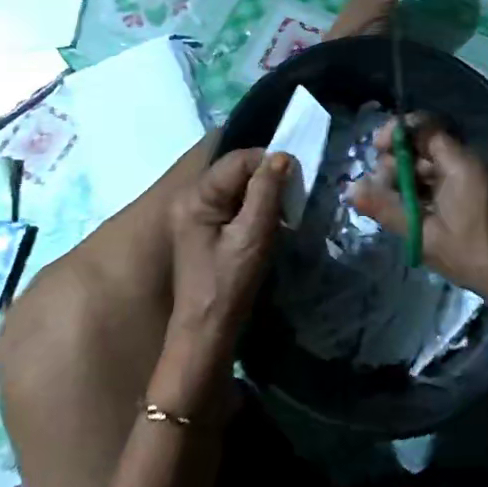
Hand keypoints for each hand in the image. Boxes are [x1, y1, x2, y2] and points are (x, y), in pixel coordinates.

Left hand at [167, 147, 288, 350]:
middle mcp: (192, 196)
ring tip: (284, 209)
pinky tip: (271, 221)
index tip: (295, 181)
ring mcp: (197, 211)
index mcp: (197, 196)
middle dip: (268, 177)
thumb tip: (282, 156)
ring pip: (240, 184)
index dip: (270, 163)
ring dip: (265, 191)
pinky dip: (257, 205)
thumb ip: (266, 192)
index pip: (240, 159)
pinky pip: (237, 200)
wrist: (207, 331)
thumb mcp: (253, 235)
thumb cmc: (229, 284)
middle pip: (239, 168)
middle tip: (292, 195)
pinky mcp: (207, 225)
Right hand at [349, 115, 487, 300]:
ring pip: (430, 163)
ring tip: (386, 199)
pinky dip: (420, 187)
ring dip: (406, 176)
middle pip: (424, 145)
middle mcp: (466, 161)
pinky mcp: (470, 191)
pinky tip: (404, 207)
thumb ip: (386, 208)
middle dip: (397, 159)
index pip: (425, 128)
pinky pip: (440, 177)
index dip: (398, 133)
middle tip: (376, 184)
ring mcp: (470, 176)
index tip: (376, 150)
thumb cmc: (469, 253)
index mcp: (459, 163)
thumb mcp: (422, 233)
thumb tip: (350, 189)